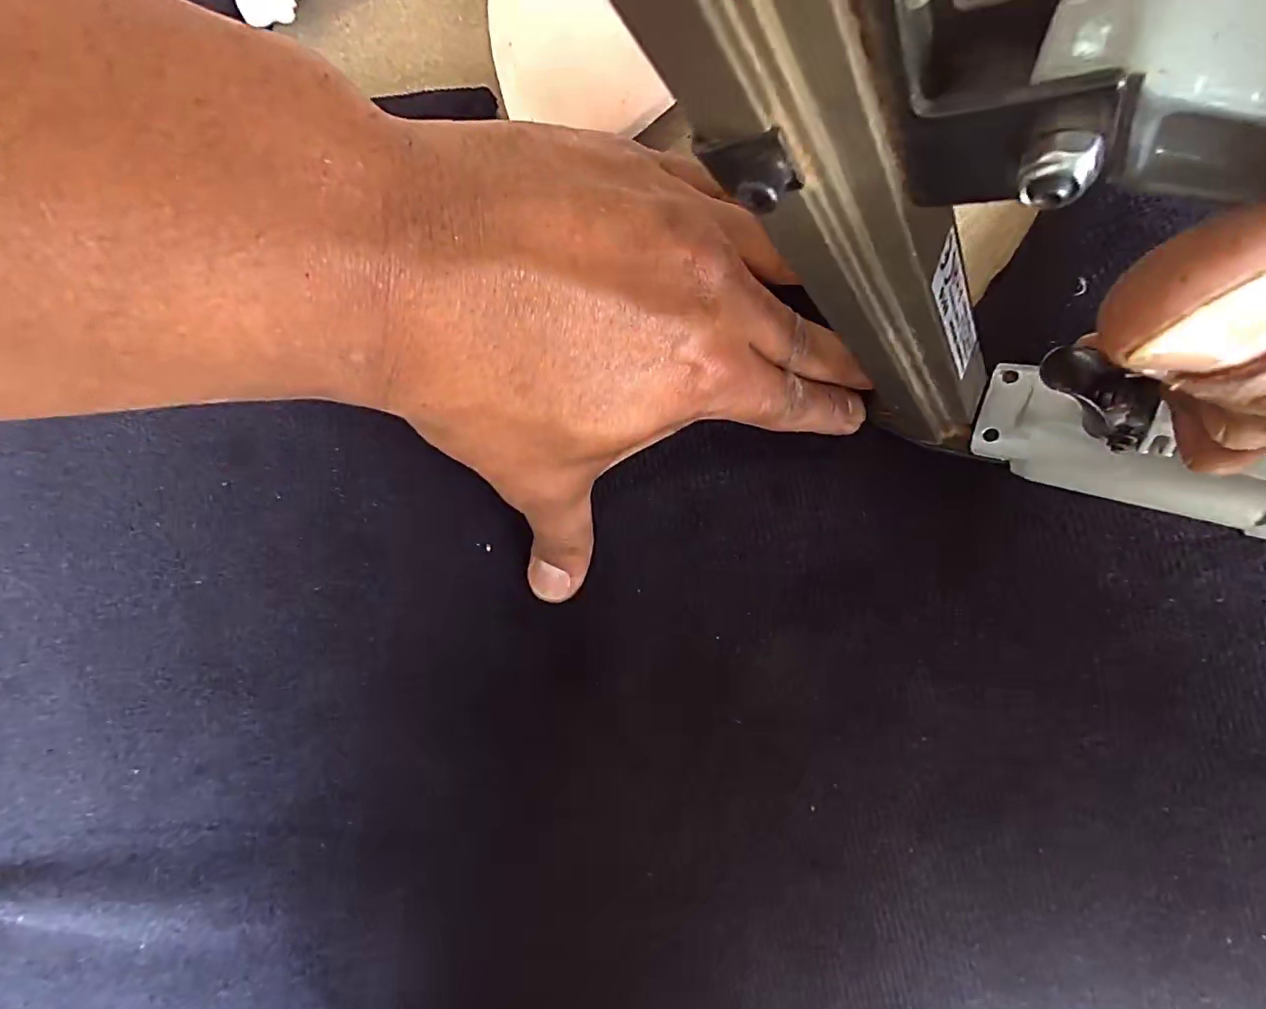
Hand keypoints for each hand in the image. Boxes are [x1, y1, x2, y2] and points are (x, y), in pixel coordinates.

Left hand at [365, 120, 869, 601]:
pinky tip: (741, 222)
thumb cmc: (469, 375)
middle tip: (864, 363)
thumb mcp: (532, 473)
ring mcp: (678, 219)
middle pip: (802, 327)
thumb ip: (565, 535)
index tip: (853, 411)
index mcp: (699, 373)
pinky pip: (718, 188)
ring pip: (775, 250)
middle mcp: (709, 292)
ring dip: (807, 279)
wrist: (401, 263)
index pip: (789, 399)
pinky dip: (741, 213)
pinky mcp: (639, 166)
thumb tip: (558, 585)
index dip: (827, 410)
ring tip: (824, 290)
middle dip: (840, 354)